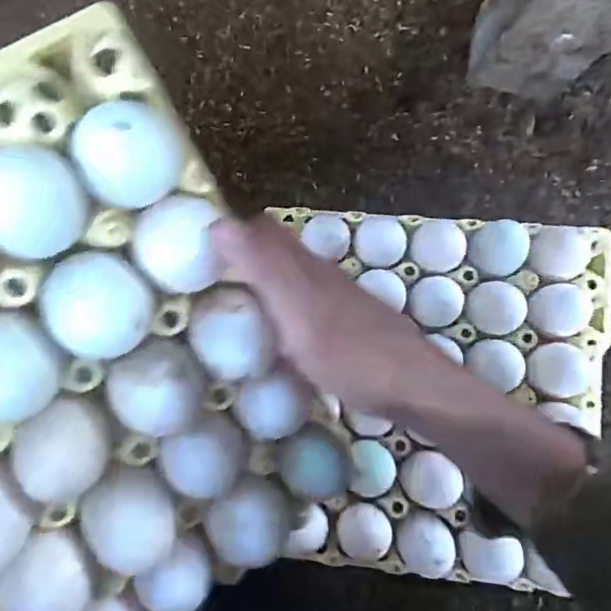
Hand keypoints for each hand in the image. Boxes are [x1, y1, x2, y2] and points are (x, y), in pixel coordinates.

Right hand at [209, 214, 458, 415]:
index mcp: (303, 267)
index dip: (230, 231)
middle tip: (207, 283)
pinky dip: (281, 310)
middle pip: (274, 252)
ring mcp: (335, 300)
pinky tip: (276, 336)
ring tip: (233, 307)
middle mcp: (319, 275)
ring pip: (289, 279)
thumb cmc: (350, 354)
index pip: (259, 231)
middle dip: (242, 258)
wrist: (413, 386)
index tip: (196, 250)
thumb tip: (219, 224)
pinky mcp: (345, 323)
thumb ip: (262, 268)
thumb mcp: (298, 312)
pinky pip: (303, 305)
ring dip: (262, 283)